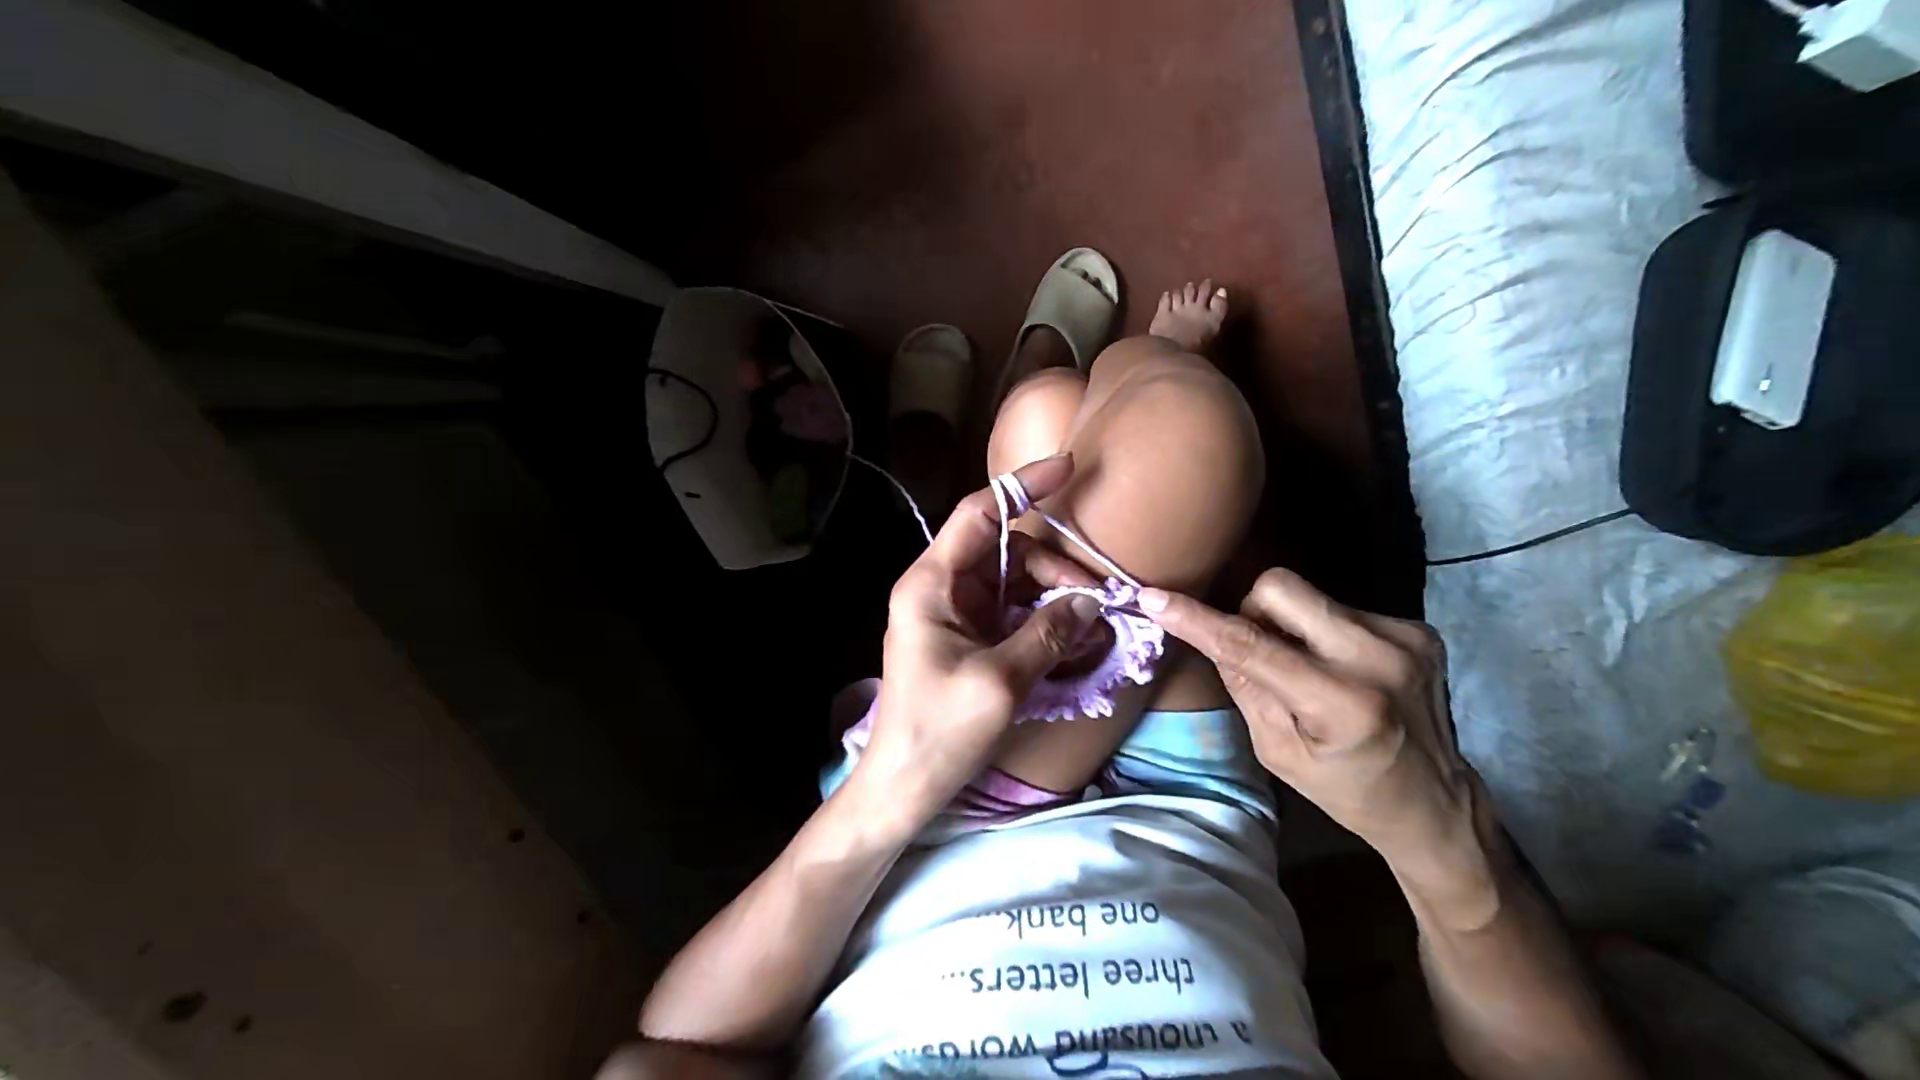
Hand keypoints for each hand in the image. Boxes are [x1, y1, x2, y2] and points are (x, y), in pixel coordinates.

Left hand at [852, 455, 1102, 834]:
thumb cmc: (938, 731)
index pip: (978, 514)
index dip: (1022, 487)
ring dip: (1054, 596)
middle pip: (1008, 550)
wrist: (904, 784)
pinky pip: (1012, 612)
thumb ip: (1047, 634)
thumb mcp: (1000, 681)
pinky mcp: (970, 638)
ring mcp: (957, 613)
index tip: (1068, 468)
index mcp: (931, 584)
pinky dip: (1043, 619)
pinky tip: (1074, 640)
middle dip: (1055, 567)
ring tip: (1094, 625)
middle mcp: (942, 588)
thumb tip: (1091, 603)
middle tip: (1098, 600)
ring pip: (1015, 582)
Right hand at [1140, 569, 1491, 875]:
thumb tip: (1214, 634)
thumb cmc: (1346, 789)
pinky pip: (1337, 607)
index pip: (1250, 645)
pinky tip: (1337, 669)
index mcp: (1342, 703)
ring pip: (1309, 595)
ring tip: (1306, 670)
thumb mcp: (1277, 751)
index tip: (1155, 598)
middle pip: (1281, 587)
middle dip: (1252, 610)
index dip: (1197, 620)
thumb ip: (1246, 685)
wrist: (1437, 803)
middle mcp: (1379, 657)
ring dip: (1289, 626)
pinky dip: (1320, 632)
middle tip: (1257, 651)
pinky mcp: (1416, 628)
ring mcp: (1404, 636)